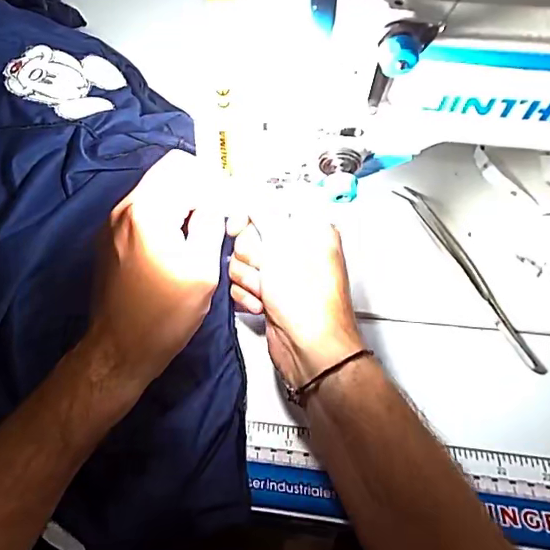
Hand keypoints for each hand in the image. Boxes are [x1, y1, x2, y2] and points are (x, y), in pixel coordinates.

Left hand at [84, 150, 230, 390]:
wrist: (118, 350)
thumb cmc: (159, 318)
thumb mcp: (201, 271)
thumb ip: (210, 226)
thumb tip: (216, 203)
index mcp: (146, 212)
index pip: (184, 169)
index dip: (214, 180)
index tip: (231, 199)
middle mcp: (125, 210)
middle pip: (168, 172)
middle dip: (200, 185)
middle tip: (223, 207)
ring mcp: (114, 223)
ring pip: (157, 189)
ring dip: (184, 199)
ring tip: (207, 223)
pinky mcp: (112, 237)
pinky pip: (145, 210)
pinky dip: (168, 213)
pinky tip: (184, 237)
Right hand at [229, 206, 365, 389]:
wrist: (311, 352)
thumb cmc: (309, 303)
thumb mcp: (282, 247)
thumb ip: (262, 215)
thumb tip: (250, 197)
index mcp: (309, 227)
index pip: (268, 202)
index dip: (248, 212)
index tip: (238, 224)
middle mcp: (296, 247)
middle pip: (249, 232)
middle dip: (250, 253)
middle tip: (264, 268)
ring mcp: (282, 272)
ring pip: (241, 259)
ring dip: (247, 277)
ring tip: (266, 292)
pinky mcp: (268, 293)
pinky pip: (241, 283)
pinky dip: (246, 295)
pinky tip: (262, 305)